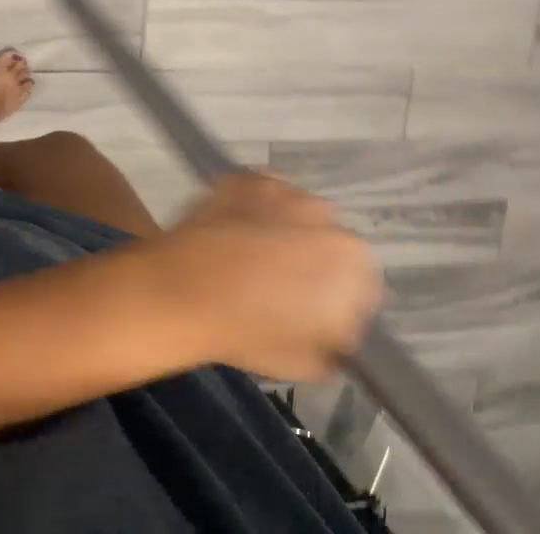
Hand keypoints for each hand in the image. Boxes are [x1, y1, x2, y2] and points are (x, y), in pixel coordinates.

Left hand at [147, 171, 382, 380]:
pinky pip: (261, 194)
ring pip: (296, 214)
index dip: (339, 304)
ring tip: (251, 259)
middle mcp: (324, 214)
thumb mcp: (307, 362)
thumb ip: (335, 348)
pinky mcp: (244, 176)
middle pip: (329, 242)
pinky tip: (234, 232)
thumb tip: (335, 339)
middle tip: (280, 288)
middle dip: (312, 262)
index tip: (315, 318)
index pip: (362, 285)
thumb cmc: (246, 332)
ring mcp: (282, 188)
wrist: (178, 292)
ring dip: (285, 231)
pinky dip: (255, 209)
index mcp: (350, 260)